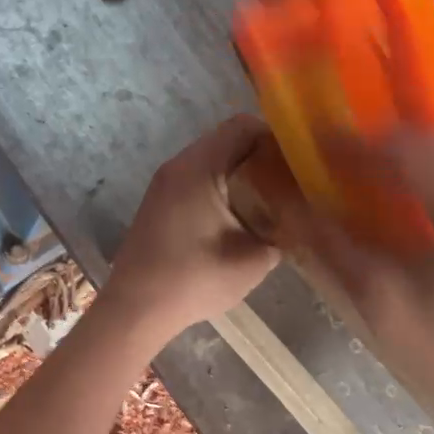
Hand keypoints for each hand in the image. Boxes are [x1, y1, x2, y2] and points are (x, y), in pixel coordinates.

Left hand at [104, 115, 280, 341]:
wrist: (137, 308)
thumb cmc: (195, 279)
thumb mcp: (253, 260)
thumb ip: (279, 234)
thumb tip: (291, 225)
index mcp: (198, 167)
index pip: (242, 126)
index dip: (274, 137)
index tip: (297, 162)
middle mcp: (176, 167)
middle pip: (224, 141)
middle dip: (259, 157)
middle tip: (288, 182)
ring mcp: (162, 185)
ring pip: (208, 163)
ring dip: (237, 175)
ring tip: (267, 202)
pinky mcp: (156, 205)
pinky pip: (193, 182)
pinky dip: (217, 189)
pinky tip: (236, 218)